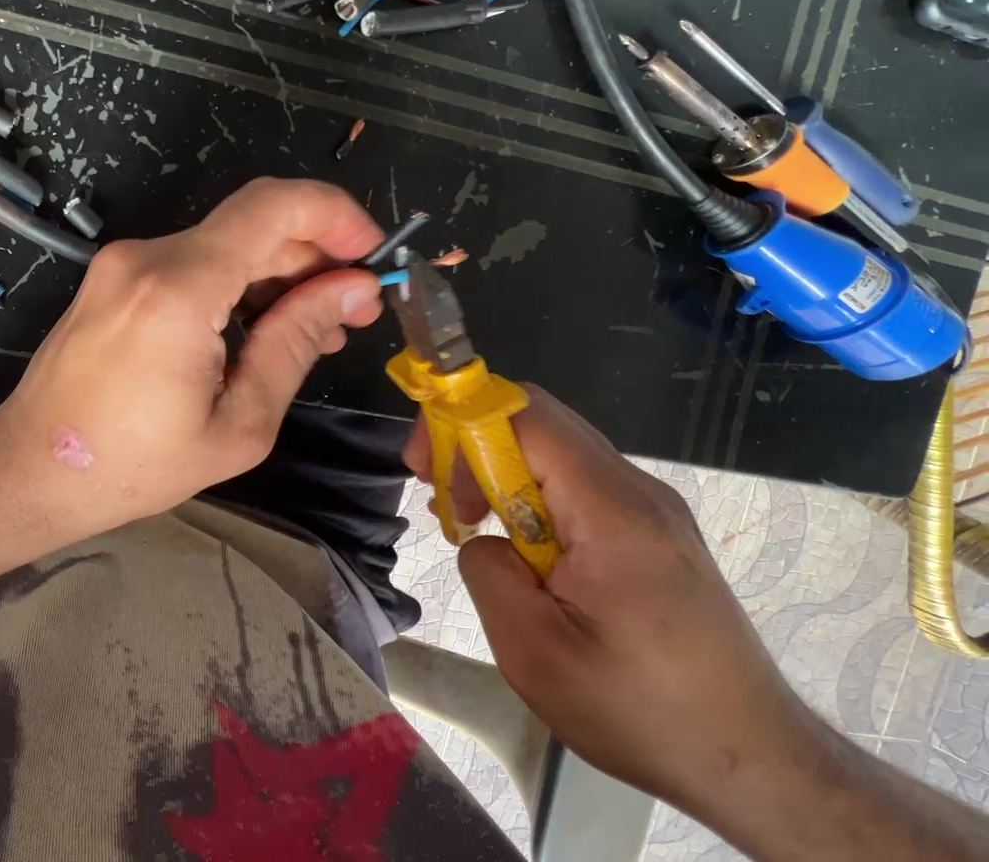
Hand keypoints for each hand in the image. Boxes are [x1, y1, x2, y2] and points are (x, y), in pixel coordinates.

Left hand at [0, 177, 385, 541]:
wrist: (32, 469)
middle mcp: (145, 257)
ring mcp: (120, 264)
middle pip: (251, 224)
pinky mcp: (111, 280)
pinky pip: (188, 264)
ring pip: (221, 244)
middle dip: (313, 257)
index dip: (336, 215)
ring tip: (312, 332)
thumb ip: (296, 344)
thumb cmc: (134, 465)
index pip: (274, 206)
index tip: (373, 255)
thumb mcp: (237, 423)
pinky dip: (232, 285)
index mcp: (178, 288)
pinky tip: (258, 329)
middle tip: (353, 312)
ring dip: (275, 275)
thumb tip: (352, 289)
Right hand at [406, 388, 820, 814]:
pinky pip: (576, 483)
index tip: (424, 469)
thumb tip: (483, 539)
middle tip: (442, 498)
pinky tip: (517, 547)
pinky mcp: (653, 533)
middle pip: (540, 421)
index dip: (460, 421)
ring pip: (556, 451)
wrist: (755, 763)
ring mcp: (652, 511)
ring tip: (472, 526)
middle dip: (471, 441)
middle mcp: (639, 494)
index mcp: (612, 513)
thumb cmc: (640, 711)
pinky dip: (529, 494)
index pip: (527, 415)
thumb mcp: (533, 651)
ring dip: (498, 471)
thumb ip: (488, 571)